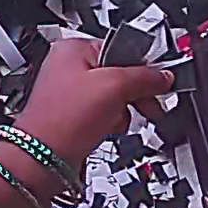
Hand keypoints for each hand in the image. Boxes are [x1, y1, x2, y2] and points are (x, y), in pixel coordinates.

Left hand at [12, 38, 172, 169]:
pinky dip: (109, 122)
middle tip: (143, 104)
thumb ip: (144, 77)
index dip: (142, 67)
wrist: (42, 159)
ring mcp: (69, 92)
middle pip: (119, 73)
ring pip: (113, 96)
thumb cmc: (63, 120)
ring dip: (120, 110)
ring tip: (112, 119)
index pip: (122, 48)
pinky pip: (103, 113)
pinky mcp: (72, 115)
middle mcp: (68, 67)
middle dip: (131, 93)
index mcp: (73, 48)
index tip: (157, 82)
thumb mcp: (114, 87)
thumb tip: (164, 76)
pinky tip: (105, 129)